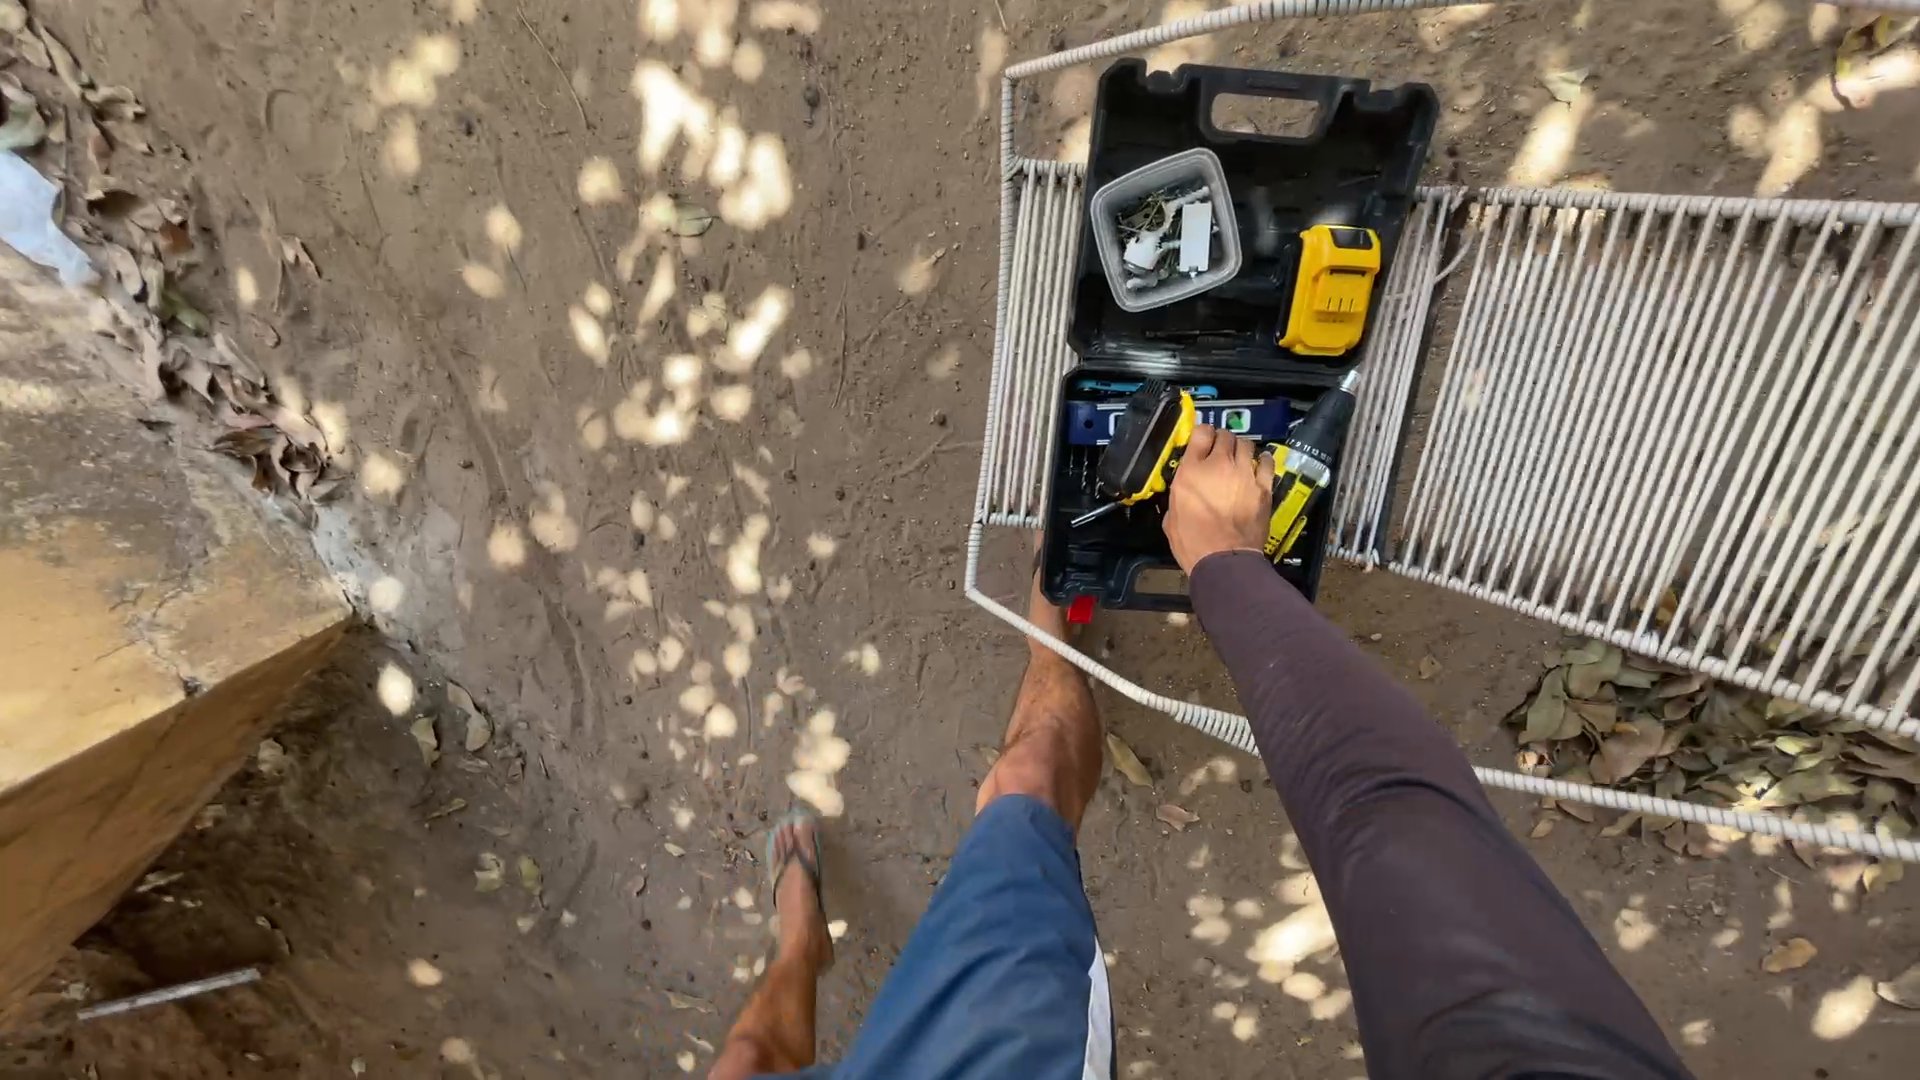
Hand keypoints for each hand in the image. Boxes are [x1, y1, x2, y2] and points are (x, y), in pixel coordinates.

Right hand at [1164, 425, 1271, 573]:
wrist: (1223, 559)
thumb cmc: (1191, 542)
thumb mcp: (1171, 516)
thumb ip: (1179, 496)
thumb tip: (1185, 494)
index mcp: (1192, 471)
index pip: (1201, 433)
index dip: (1202, 433)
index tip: (1202, 440)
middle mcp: (1219, 465)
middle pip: (1226, 435)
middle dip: (1222, 440)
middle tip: (1220, 450)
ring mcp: (1244, 474)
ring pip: (1247, 445)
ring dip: (1241, 448)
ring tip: (1239, 457)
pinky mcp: (1264, 487)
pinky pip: (1267, 463)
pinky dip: (1262, 460)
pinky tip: (1260, 463)